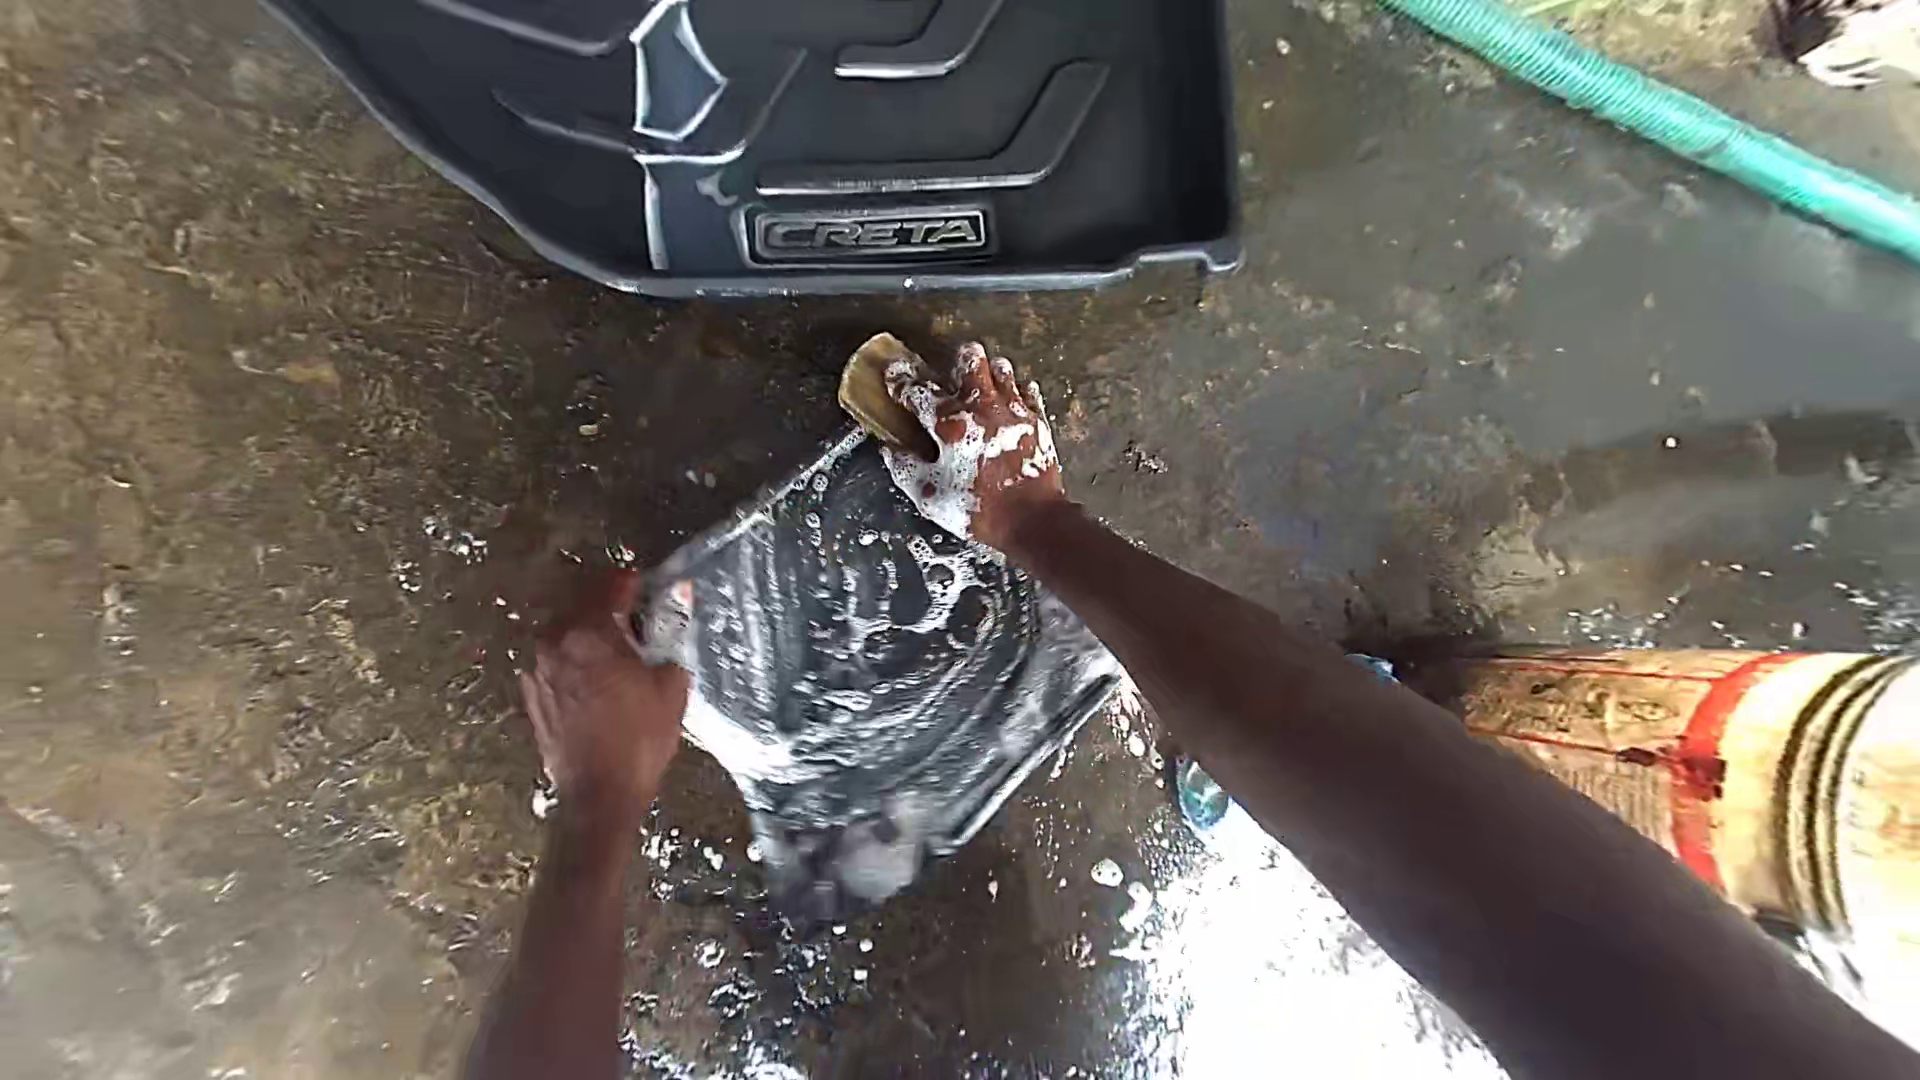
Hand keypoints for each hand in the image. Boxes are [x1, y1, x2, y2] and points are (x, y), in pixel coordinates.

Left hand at [519, 569, 689, 827]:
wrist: (600, 793)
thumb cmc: (643, 734)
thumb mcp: (672, 680)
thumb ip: (673, 631)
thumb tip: (682, 595)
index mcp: (589, 634)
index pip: (610, 586)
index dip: (634, 581)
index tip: (652, 584)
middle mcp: (554, 643)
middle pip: (581, 601)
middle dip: (611, 600)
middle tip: (642, 613)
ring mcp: (536, 668)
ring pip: (565, 627)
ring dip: (592, 625)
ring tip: (622, 643)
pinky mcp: (532, 690)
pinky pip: (555, 654)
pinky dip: (577, 650)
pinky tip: (601, 671)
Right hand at [882, 342, 1069, 549]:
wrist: (1031, 519)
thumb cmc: (978, 509)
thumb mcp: (928, 495)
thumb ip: (905, 468)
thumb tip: (890, 451)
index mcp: (949, 423)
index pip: (918, 389)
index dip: (901, 380)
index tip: (894, 375)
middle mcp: (982, 408)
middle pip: (969, 360)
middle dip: (955, 361)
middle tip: (950, 372)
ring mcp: (1013, 411)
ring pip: (1001, 370)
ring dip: (988, 372)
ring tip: (981, 383)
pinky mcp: (1037, 422)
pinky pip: (1028, 392)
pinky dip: (1017, 391)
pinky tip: (1011, 400)